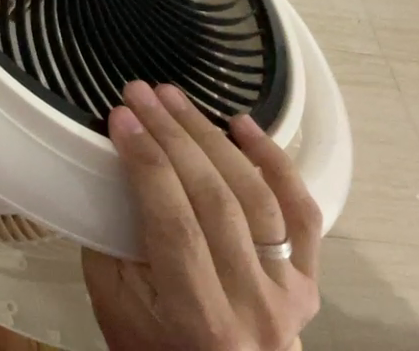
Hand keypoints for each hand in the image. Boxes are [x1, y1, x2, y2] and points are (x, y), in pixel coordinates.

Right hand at [82, 81, 322, 350]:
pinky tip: (242, 124)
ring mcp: (290, 291)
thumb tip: (109, 163)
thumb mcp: (112, 294)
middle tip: (139, 92)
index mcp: (199, 313)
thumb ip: (113, 233)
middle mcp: (255, 303)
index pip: (174, 222)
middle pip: (216, 201)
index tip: (119, 116)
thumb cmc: (148, 340)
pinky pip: (302, 213)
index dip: (147, 162)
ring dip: (211, 138)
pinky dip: (275, 162)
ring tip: (174, 98)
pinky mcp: (309, 278)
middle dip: (173, 136)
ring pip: (258, 197)